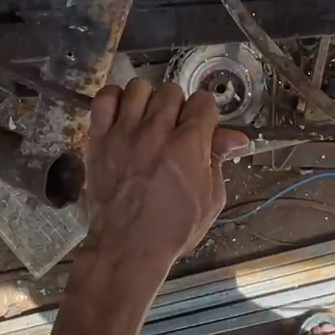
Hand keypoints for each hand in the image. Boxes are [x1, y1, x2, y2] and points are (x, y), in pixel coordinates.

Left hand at [84, 79, 247, 274]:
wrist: (128, 247)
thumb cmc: (174, 229)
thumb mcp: (210, 199)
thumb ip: (218, 161)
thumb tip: (235, 137)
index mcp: (189, 144)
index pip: (203, 102)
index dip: (206, 115)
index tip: (202, 129)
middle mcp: (157, 130)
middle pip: (172, 91)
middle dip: (178, 108)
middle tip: (175, 131)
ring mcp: (125, 132)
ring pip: (138, 88)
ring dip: (148, 101)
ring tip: (148, 122)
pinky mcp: (99, 138)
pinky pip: (104, 98)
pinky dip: (114, 100)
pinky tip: (123, 116)